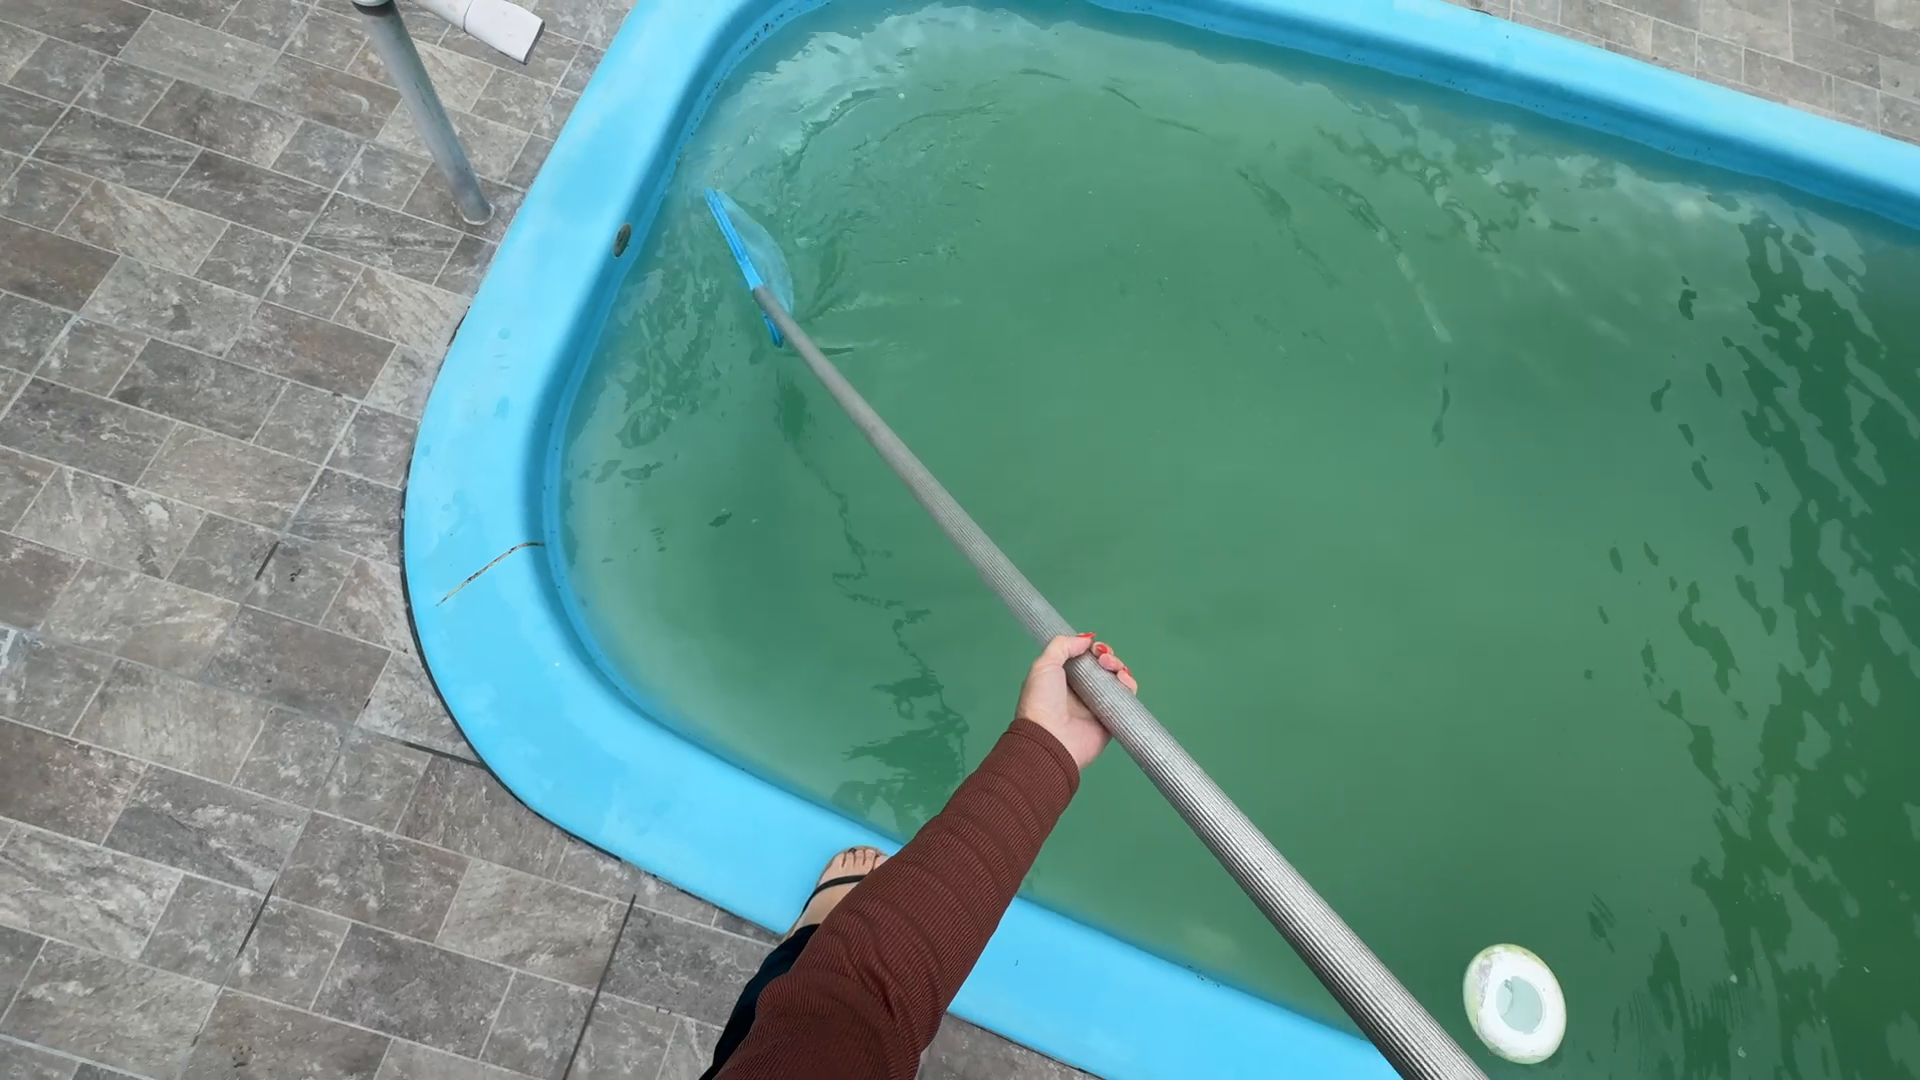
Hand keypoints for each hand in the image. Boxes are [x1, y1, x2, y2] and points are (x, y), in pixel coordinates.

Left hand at [1015, 633, 1137, 770]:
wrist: (1050, 739)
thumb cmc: (1042, 701)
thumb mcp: (1043, 665)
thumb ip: (1062, 646)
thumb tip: (1086, 639)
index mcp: (1063, 678)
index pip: (1084, 658)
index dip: (1091, 650)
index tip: (1093, 648)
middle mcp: (1081, 690)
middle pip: (1102, 667)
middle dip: (1107, 657)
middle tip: (1103, 659)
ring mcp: (1097, 705)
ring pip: (1116, 680)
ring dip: (1119, 668)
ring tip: (1113, 669)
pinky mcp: (1111, 718)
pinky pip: (1126, 699)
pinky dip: (1129, 686)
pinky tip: (1124, 680)